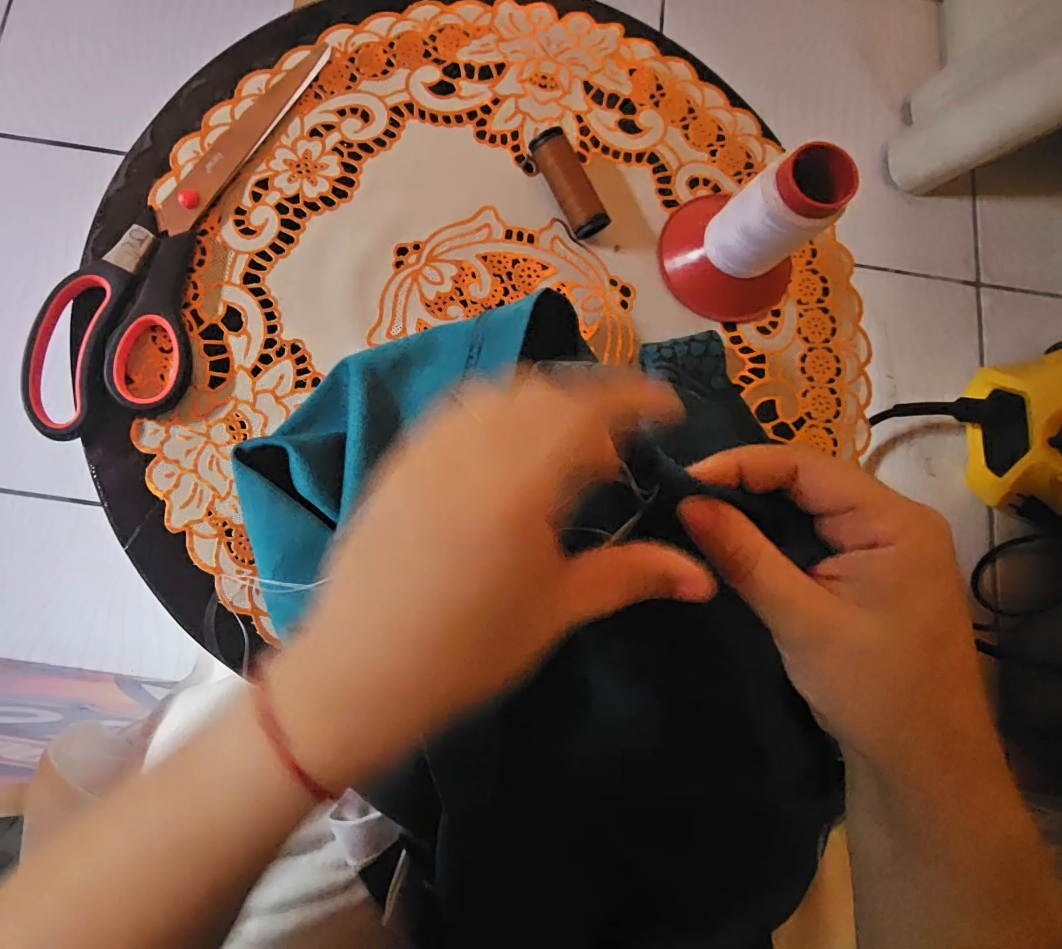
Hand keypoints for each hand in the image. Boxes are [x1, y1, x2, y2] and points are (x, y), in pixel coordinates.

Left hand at [264, 369, 716, 790]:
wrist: (361, 669)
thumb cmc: (466, 650)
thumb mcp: (555, 610)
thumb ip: (630, 575)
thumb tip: (700, 574)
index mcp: (519, 480)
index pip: (589, 408)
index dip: (636, 397)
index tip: (667, 410)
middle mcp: (470, 448)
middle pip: (544, 393)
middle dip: (589, 408)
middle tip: (608, 459)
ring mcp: (425, 449)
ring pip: (495, 395)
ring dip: (539, 405)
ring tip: (555, 454)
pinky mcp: (396, 461)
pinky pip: (453, 414)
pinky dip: (492, 414)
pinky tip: (499, 458)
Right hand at [678, 444, 995, 778]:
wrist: (927, 764)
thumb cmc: (873, 691)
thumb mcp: (799, 620)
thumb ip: (743, 555)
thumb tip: (687, 501)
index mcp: (895, 521)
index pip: (805, 465)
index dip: (739, 464)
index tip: (683, 481)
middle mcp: (896, 520)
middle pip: (807, 478)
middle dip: (742, 483)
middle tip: (682, 498)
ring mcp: (886, 544)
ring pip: (807, 505)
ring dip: (754, 508)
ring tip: (697, 514)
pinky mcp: (872, 568)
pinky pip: (814, 532)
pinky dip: (772, 533)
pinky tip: (735, 540)